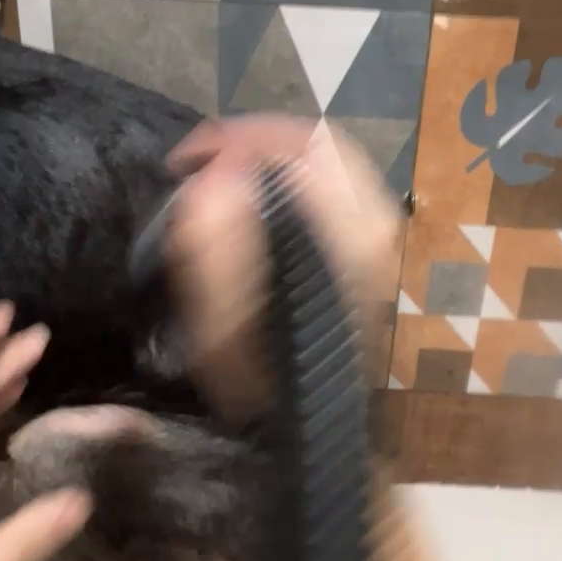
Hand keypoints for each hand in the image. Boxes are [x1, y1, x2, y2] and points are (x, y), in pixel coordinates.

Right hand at [164, 115, 402, 419]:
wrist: (317, 421)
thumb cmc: (265, 381)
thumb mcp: (225, 326)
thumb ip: (218, 250)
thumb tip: (214, 179)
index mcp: (343, 233)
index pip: (297, 145)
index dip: (236, 139)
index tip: (184, 163)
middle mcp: (372, 222)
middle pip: (315, 143)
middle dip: (250, 142)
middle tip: (199, 166)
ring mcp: (376, 233)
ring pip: (322, 162)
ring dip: (266, 160)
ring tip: (217, 180)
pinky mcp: (368, 247)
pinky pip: (328, 185)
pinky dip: (284, 179)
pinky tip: (250, 202)